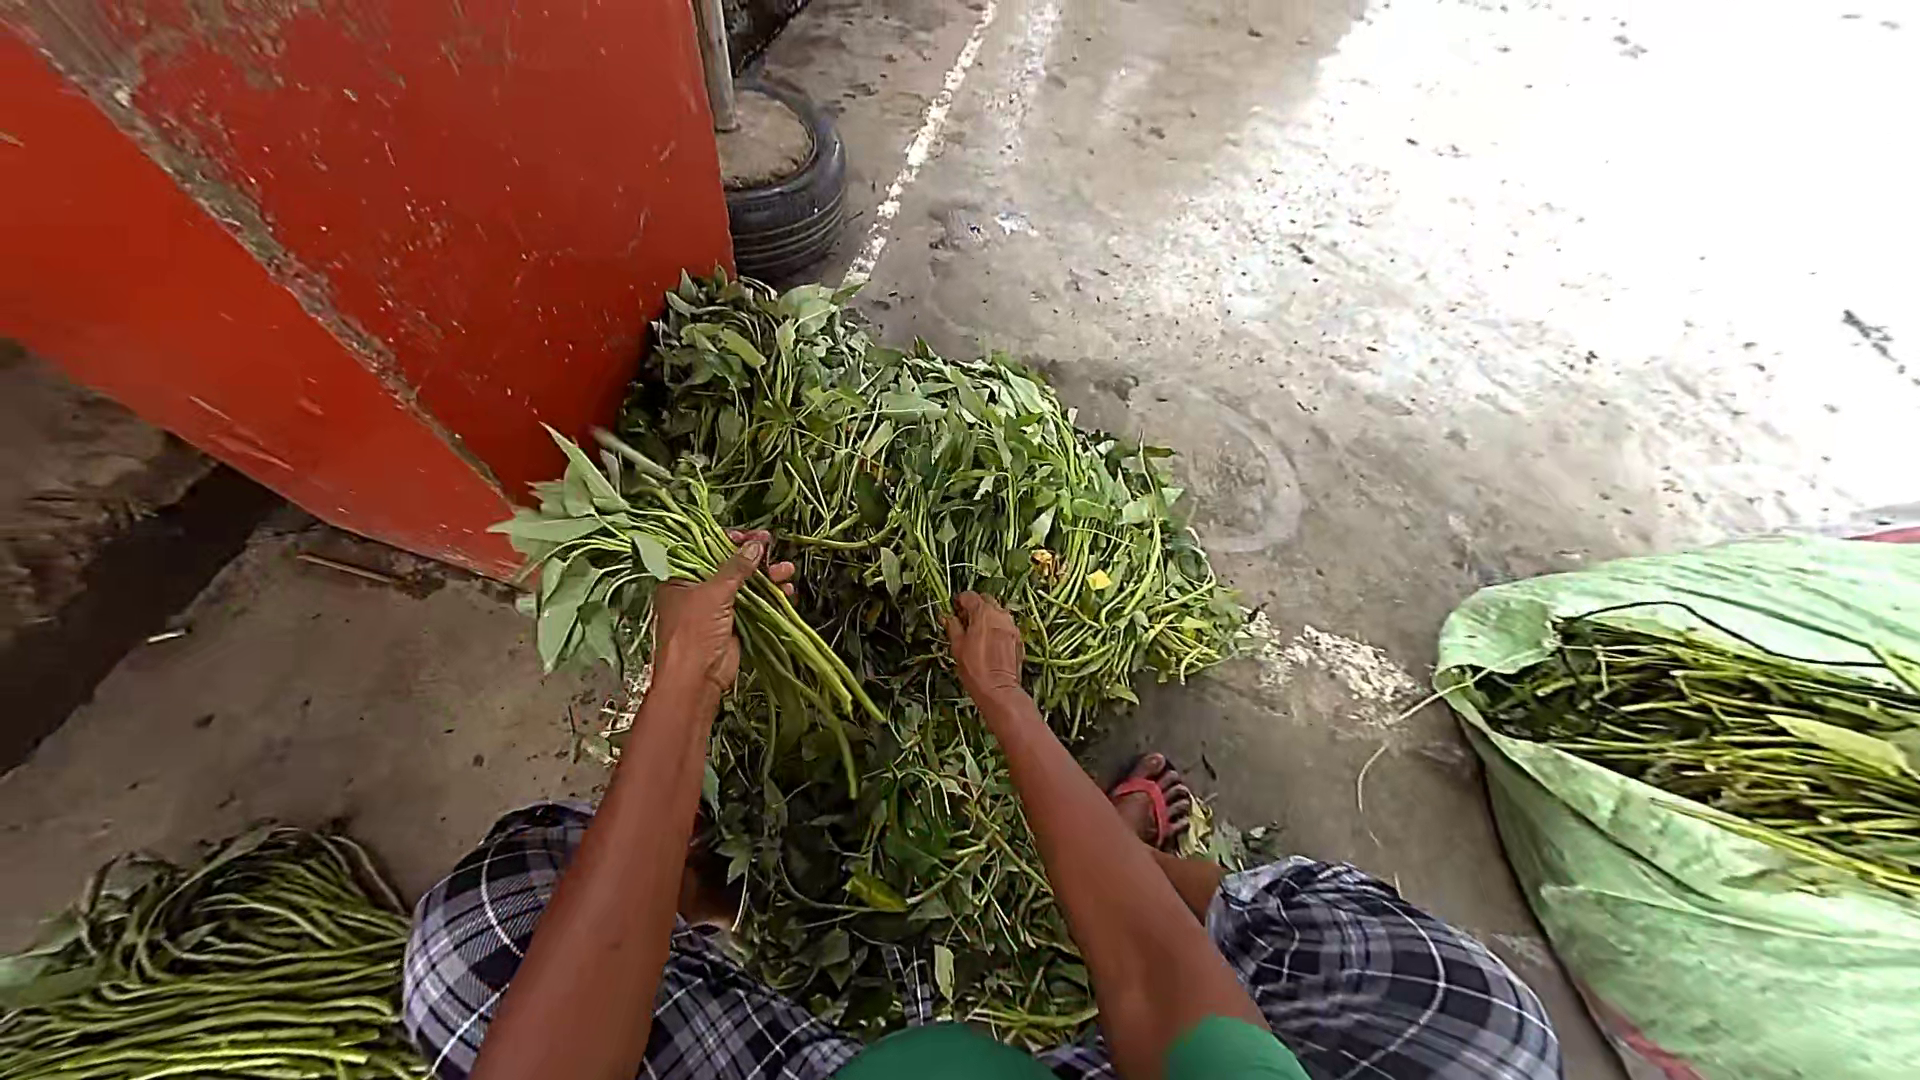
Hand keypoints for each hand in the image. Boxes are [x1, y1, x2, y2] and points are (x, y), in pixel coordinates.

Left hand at [652, 530, 795, 699]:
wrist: (696, 680)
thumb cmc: (692, 634)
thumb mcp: (713, 593)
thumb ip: (736, 568)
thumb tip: (755, 545)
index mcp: (680, 578)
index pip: (705, 549)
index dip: (728, 540)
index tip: (749, 535)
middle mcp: (697, 589)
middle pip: (729, 565)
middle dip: (753, 557)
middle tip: (771, 546)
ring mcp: (717, 607)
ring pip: (746, 583)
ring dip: (767, 576)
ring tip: (785, 571)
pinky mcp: (734, 622)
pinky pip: (755, 602)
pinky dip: (770, 595)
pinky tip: (785, 590)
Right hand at [944, 592, 1024, 700]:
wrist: (998, 688)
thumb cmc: (974, 667)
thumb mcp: (957, 646)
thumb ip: (953, 626)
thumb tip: (948, 617)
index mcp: (983, 613)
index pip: (970, 596)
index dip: (960, 601)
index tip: (954, 609)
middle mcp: (1000, 615)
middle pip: (986, 600)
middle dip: (975, 607)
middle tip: (965, 620)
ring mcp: (1012, 626)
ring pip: (998, 612)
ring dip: (987, 617)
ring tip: (977, 632)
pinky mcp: (1019, 638)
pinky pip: (1006, 626)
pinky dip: (997, 628)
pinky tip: (990, 642)